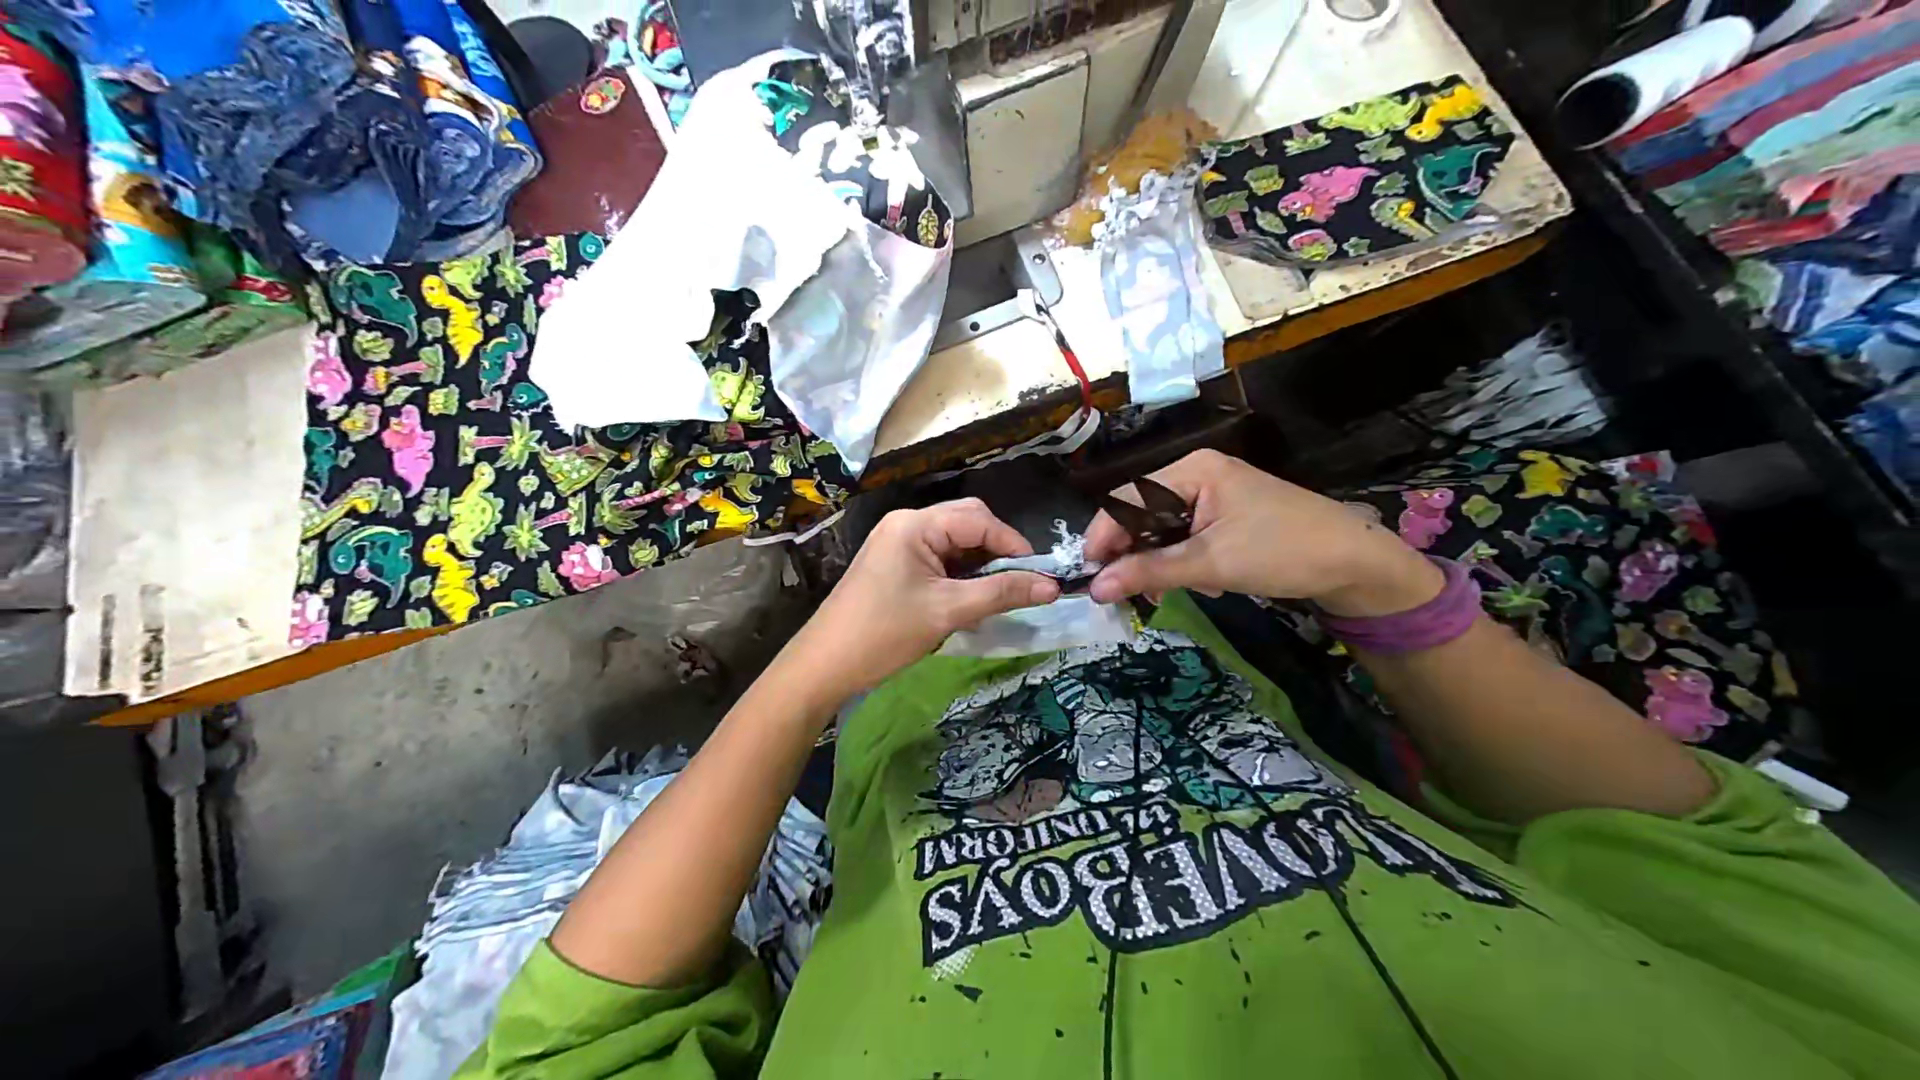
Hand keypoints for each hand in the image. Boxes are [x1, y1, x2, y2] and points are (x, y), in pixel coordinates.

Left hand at [789, 499, 1059, 695]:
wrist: (825, 665)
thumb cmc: (885, 633)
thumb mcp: (948, 612)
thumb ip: (1002, 593)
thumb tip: (1052, 586)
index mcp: (915, 524)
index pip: (979, 519)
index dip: (1013, 544)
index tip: (1041, 576)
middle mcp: (907, 524)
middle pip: (968, 524)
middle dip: (998, 552)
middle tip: (1021, 585)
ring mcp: (898, 543)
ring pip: (956, 544)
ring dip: (980, 567)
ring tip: (998, 597)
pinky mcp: (895, 564)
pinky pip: (939, 559)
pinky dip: (961, 577)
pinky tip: (971, 601)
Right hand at [1084, 449, 1443, 615]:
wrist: (1357, 564)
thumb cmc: (1283, 550)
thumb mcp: (1211, 563)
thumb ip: (1149, 572)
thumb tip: (1094, 588)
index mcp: (1192, 471)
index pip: (1127, 500)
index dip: (1104, 537)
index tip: (1090, 576)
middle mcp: (1197, 476)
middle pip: (1142, 516)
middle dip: (1137, 556)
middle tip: (1133, 593)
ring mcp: (1213, 497)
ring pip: (1163, 532)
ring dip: (1163, 564)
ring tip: (1177, 591)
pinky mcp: (1225, 518)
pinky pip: (1186, 539)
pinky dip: (1186, 564)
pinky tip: (1205, 584)